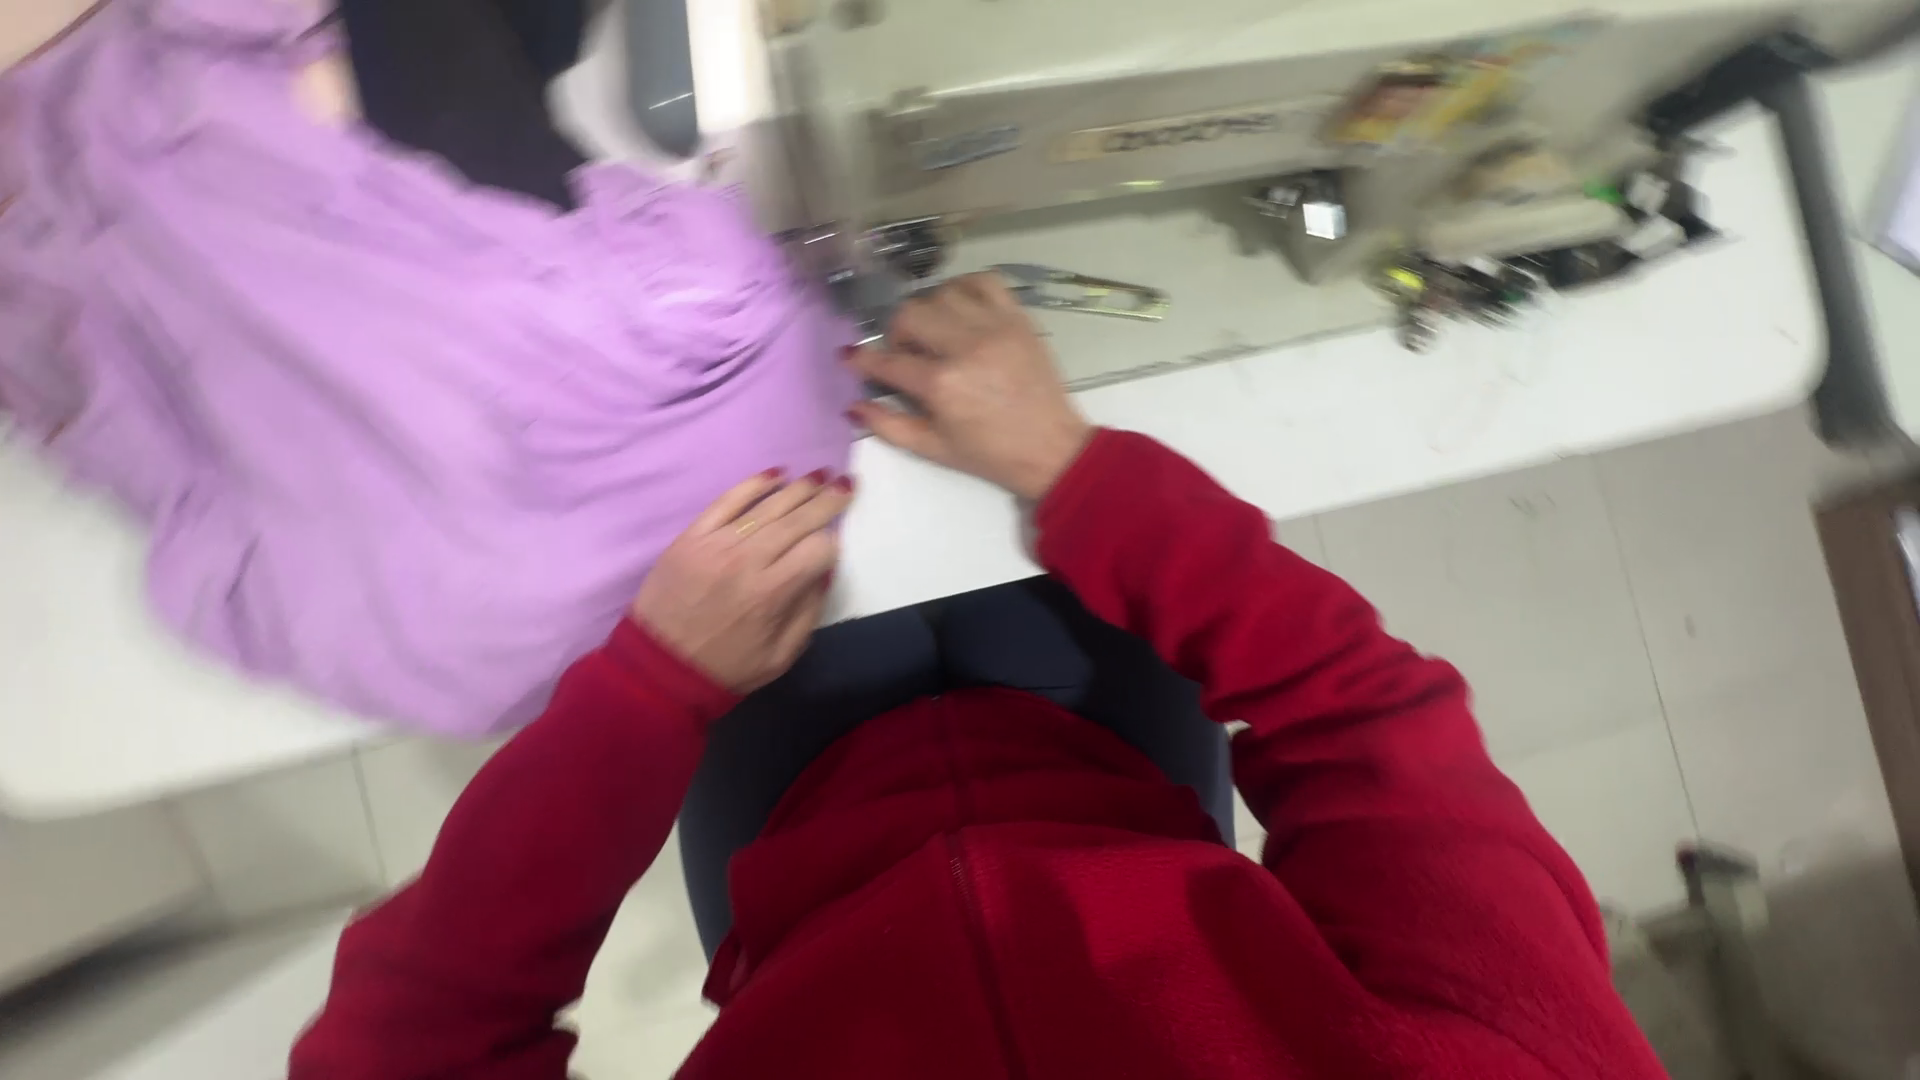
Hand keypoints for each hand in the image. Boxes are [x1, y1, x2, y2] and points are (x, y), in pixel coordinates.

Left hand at [630, 469, 850, 694]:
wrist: (658, 669)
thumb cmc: (727, 668)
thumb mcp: (782, 656)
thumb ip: (808, 611)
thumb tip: (823, 571)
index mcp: (772, 594)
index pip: (817, 550)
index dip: (832, 544)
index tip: (834, 545)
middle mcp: (747, 562)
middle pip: (796, 520)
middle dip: (826, 501)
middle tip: (846, 485)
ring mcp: (716, 545)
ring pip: (766, 507)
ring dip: (799, 488)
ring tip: (821, 475)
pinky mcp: (691, 537)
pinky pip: (726, 502)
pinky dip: (752, 486)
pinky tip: (775, 475)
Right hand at [847, 273, 1093, 499]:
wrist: (1051, 448)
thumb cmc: (991, 455)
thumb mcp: (935, 449)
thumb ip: (890, 425)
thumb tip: (854, 406)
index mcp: (943, 385)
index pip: (889, 361)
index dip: (864, 359)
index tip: (852, 357)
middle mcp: (966, 347)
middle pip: (910, 314)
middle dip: (897, 333)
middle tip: (906, 352)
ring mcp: (996, 327)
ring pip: (943, 293)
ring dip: (930, 310)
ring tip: (936, 333)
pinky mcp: (1019, 318)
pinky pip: (984, 281)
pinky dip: (965, 288)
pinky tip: (961, 310)